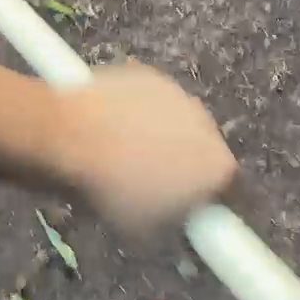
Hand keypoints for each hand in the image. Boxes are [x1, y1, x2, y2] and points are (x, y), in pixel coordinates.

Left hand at [54, 62, 236, 237]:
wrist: (69, 133)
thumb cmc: (109, 186)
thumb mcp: (148, 227)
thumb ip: (176, 218)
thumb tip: (173, 212)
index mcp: (218, 166)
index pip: (230, 188)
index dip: (209, 197)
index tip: (190, 202)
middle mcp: (207, 124)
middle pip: (205, 147)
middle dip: (186, 159)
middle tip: (153, 173)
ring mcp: (177, 93)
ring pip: (178, 119)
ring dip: (163, 130)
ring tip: (127, 144)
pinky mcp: (147, 73)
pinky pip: (151, 96)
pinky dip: (139, 106)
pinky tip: (115, 119)